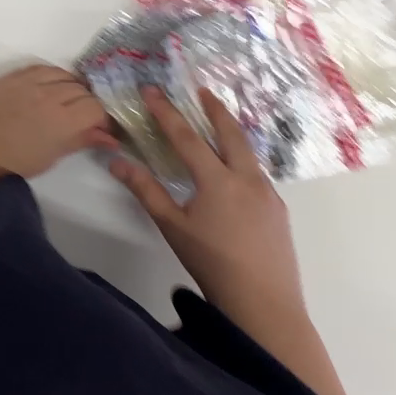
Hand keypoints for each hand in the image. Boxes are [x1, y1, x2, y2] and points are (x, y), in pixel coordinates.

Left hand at [0, 65, 111, 178]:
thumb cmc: (14, 162)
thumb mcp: (53, 155)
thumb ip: (82, 139)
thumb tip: (109, 136)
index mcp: (62, 119)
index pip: (96, 107)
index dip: (102, 118)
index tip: (100, 127)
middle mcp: (48, 94)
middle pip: (82, 89)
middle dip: (88, 102)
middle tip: (85, 116)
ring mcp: (27, 82)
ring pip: (62, 74)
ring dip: (71, 86)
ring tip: (67, 100)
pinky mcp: (10, 76)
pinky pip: (39, 68)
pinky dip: (50, 75)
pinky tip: (49, 87)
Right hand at [108, 86, 305, 321]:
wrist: (265, 304)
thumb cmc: (212, 262)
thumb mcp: (172, 226)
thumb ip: (146, 190)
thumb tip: (117, 161)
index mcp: (219, 181)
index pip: (186, 137)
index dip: (167, 112)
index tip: (152, 91)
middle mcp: (248, 180)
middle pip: (230, 134)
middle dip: (214, 109)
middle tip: (202, 90)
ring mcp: (268, 195)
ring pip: (248, 153)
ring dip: (230, 132)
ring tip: (216, 123)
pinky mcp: (278, 210)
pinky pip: (256, 172)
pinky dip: (241, 157)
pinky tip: (232, 168)